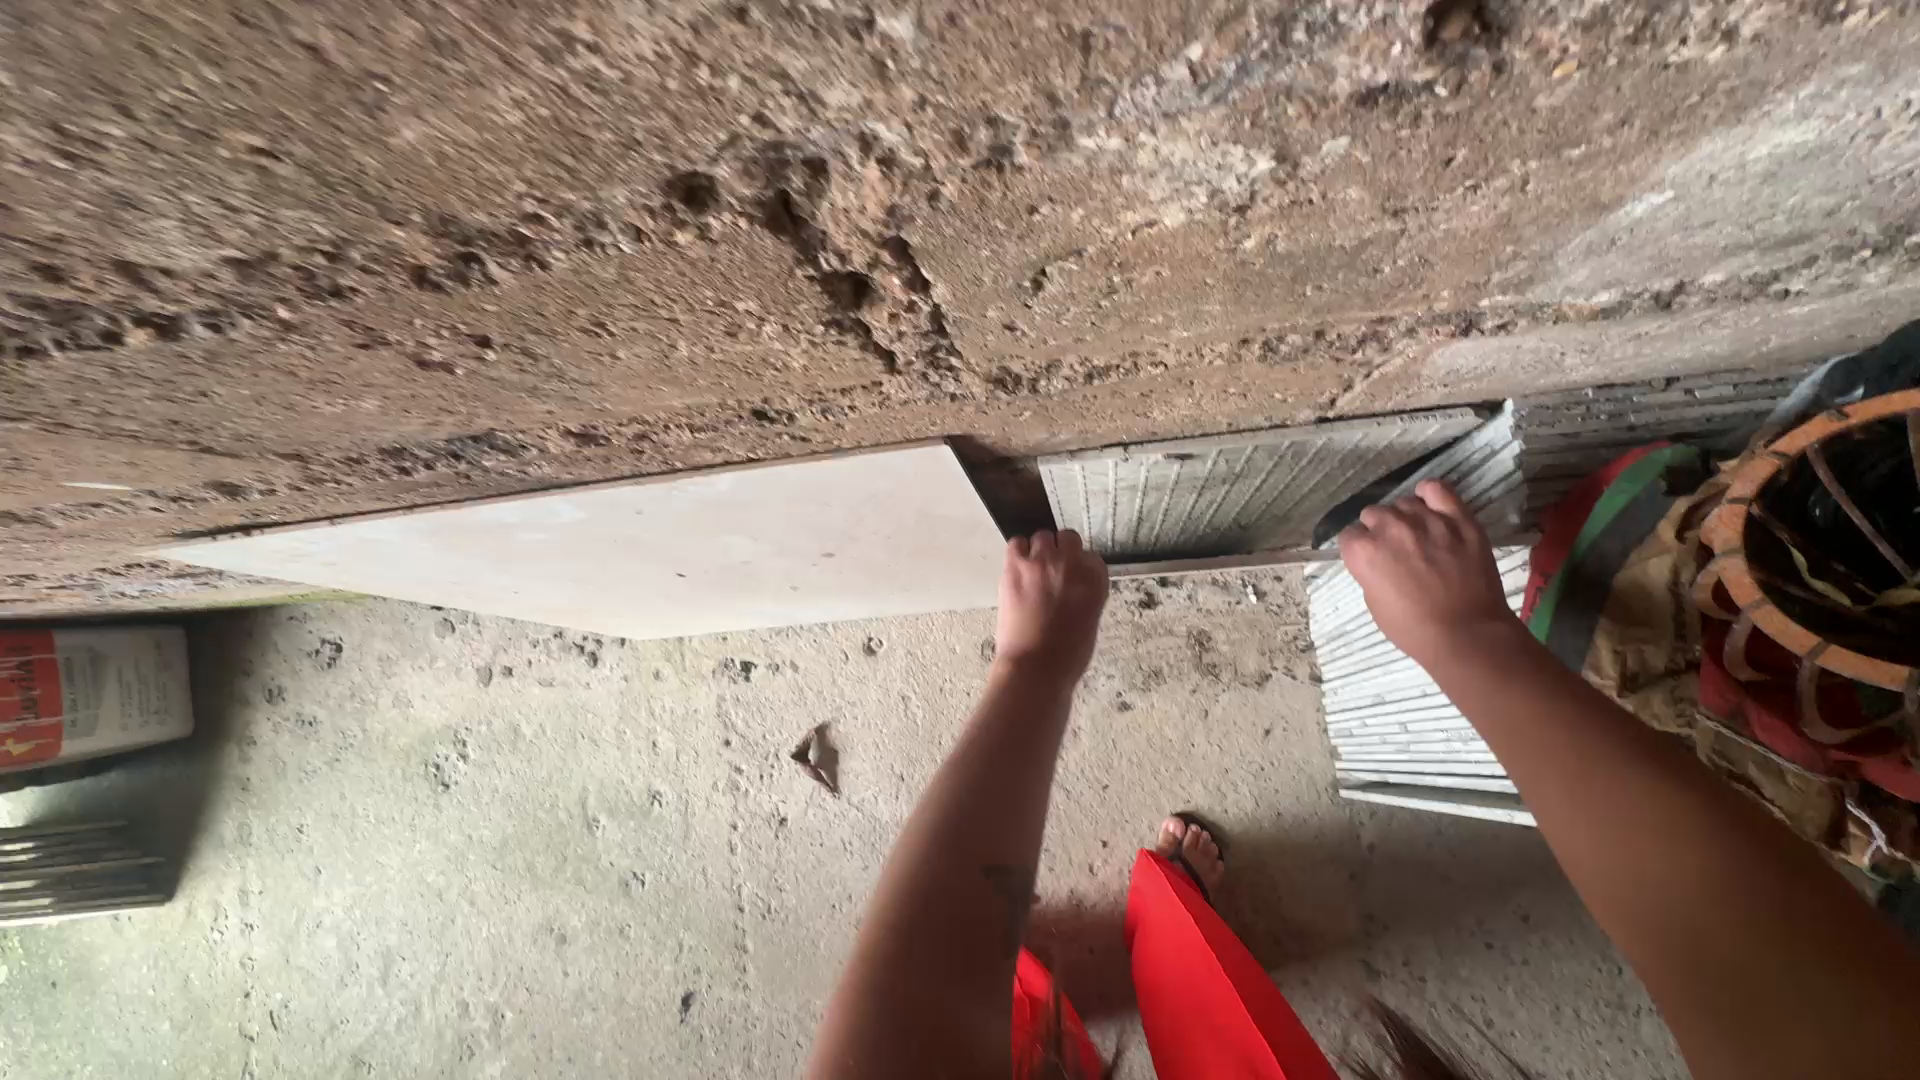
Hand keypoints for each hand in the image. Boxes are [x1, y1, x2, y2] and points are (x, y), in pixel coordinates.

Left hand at [993, 529, 1108, 681]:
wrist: (1035, 666)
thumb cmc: (1068, 655)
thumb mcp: (1090, 620)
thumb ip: (1085, 594)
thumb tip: (1072, 586)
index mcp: (1096, 580)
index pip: (1092, 557)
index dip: (1080, 567)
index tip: (1072, 578)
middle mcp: (1072, 564)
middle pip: (1068, 538)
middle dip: (1061, 551)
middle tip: (1052, 570)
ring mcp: (1042, 562)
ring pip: (1042, 536)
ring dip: (1039, 549)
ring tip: (1033, 569)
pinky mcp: (1016, 566)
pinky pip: (1016, 543)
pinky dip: (1018, 552)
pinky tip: (1017, 568)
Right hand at [1337, 480, 1516, 664]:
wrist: (1466, 633)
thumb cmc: (1412, 626)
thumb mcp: (1372, 600)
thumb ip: (1369, 569)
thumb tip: (1376, 556)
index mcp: (1363, 551)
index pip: (1349, 534)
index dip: (1359, 547)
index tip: (1369, 558)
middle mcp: (1390, 529)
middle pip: (1373, 514)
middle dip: (1378, 530)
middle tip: (1393, 549)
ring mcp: (1426, 521)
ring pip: (1403, 503)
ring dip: (1404, 516)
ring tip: (1415, 534)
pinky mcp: (1459, 520)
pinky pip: (1438, 489)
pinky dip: (1429, 492)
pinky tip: (1428, 503)